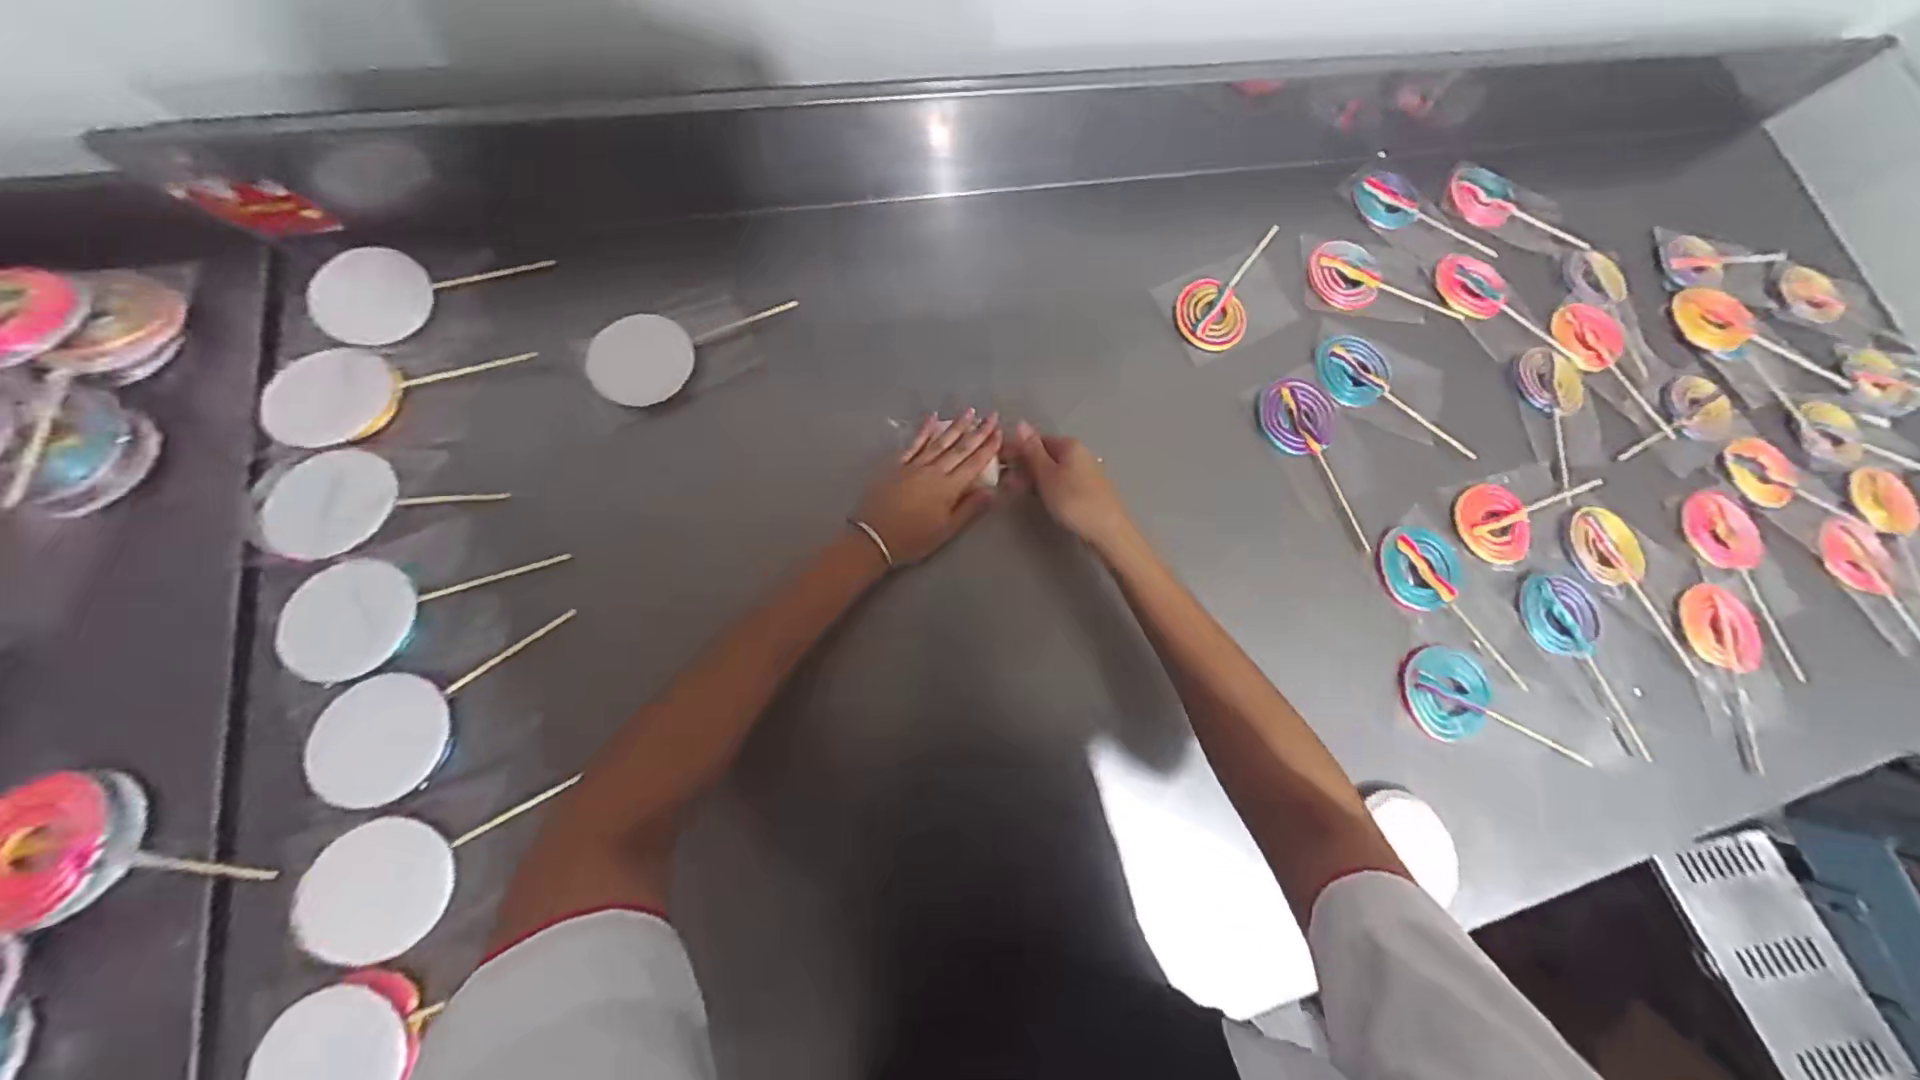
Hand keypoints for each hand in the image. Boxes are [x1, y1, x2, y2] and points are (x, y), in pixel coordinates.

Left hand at [855, 411, 1002, 564]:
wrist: (873, 537)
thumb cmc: (913, 539)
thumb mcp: (946, 530)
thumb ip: (970, 508)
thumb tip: (992, 490)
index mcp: (949, 488)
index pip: (974, 463)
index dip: (988, 448)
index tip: (1000, 432)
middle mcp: (934, 471)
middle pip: (960, 448)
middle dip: (978, 431)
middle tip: (991, 415)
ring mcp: (914, 465)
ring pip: (939, 441)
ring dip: (956, 426)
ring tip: (969, 412)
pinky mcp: (896, 465)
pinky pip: (914, 443)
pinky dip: (924, 430)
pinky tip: (933, 418)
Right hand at [1009, 422, 1134, 552]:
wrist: (1107, 529)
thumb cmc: (1073, 500)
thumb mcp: (1046, 474)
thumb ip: (1032, 450)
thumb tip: (1021, 423)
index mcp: (1068, 445)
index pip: (1034, 440)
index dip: (1014, 450)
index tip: (997, 464)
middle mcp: (1077, 453)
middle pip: (1043, 454)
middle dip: (1022, 466)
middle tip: (1004, 483)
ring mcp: (1083, 471)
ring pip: (1050, 469)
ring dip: (1031, 478)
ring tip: (1016, 492)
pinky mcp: (1085, 487)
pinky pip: (1059, 480)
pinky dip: (1045, 486)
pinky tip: (1038, 497)